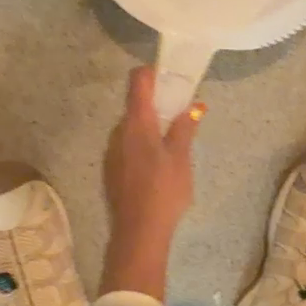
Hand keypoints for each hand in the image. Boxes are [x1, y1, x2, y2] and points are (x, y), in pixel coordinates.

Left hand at [100, 66, 202, 299]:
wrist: (138, 233)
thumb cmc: (163, 191)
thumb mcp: (181, 158)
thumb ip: (185, 128)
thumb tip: (194, 106)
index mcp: (136, 124)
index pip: (138, 82)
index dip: (153, 73)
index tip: (172, 76)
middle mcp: (118, 133)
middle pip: (135, 106)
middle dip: (158, 104)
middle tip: (182, 112)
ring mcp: (112, 153)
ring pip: (132, 129)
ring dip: (151, 127)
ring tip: (175, 142)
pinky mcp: (112, 172)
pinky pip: (128, 148)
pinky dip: (143, 146)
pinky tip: (159, 165)